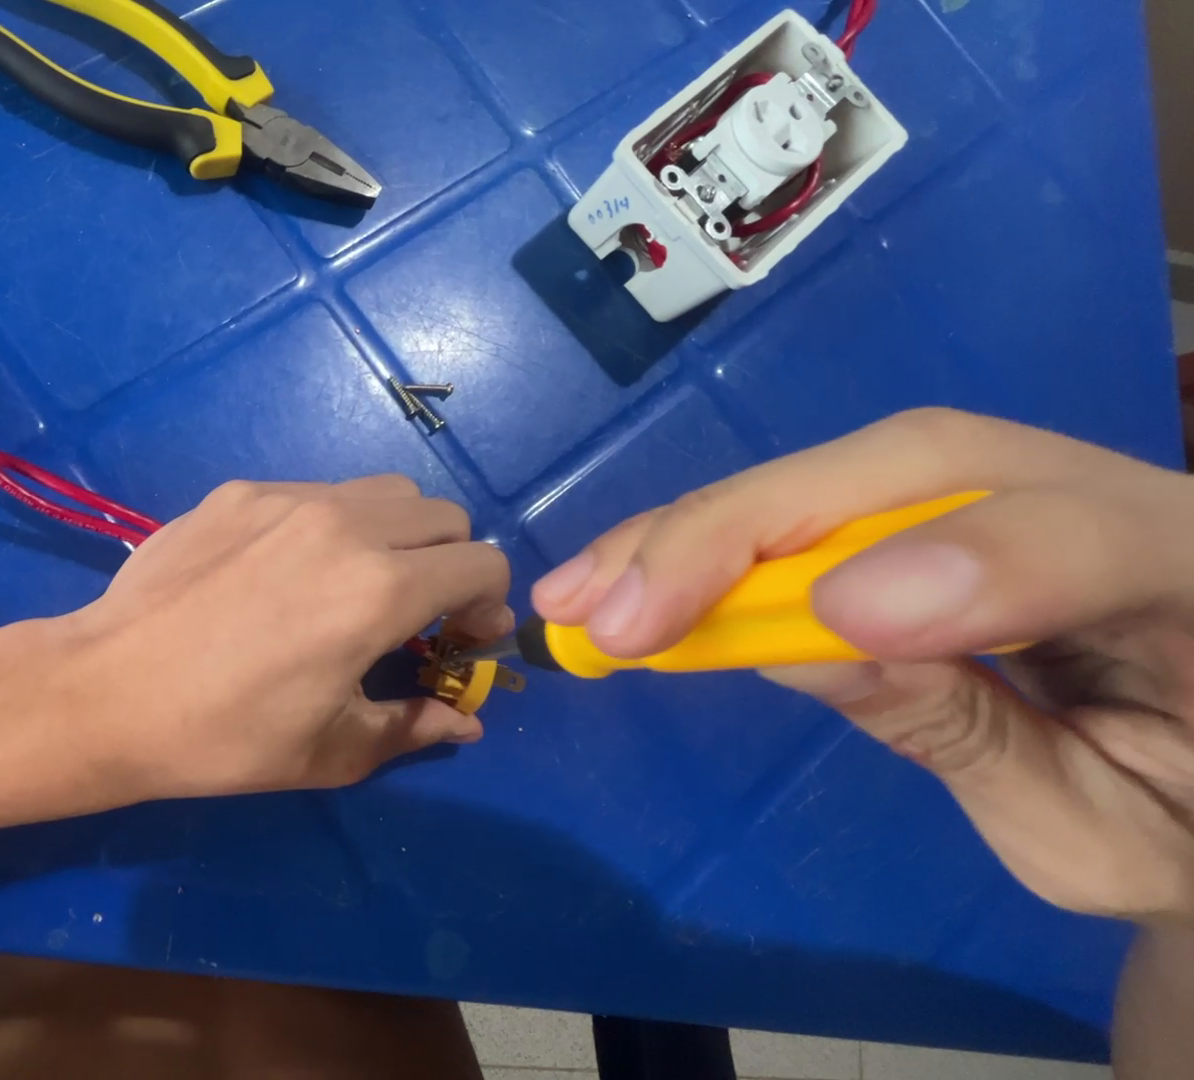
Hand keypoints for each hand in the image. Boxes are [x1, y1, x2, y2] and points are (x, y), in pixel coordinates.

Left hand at [59, 476, 510, 800]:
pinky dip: (329, 523)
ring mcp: (285, 498)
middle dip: (448, 562)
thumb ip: (413, 727)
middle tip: (413, 611)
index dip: (486, 605)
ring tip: (353, 582)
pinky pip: (314, 492)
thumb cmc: (223, 735)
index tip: (458, 640)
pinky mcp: (238, 492)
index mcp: (378, 589)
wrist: (107, 691)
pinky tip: (282, 570)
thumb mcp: (330, 751)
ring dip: (394, 533)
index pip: (482, 563)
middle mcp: (343, 525)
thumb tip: (466, 723)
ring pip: (381, 491)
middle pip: (443, 515)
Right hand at [531, 409, 1193, 922]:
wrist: (1180, 741)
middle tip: (614, 621)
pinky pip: (768, 509)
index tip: (841, 625)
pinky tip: (602, 581)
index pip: (1084, 536)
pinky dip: (675, 546)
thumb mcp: (1093, 826)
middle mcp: (1075, 489)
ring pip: (803, 479)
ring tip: (570, 602)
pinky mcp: (881, 506)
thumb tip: (790, 649)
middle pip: (892, 469)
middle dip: (732, 541)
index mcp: (1190, 570)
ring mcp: (970, 483)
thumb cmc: (1161, 811)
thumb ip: (965, 734)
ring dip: (670, 539)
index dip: (967, 566)